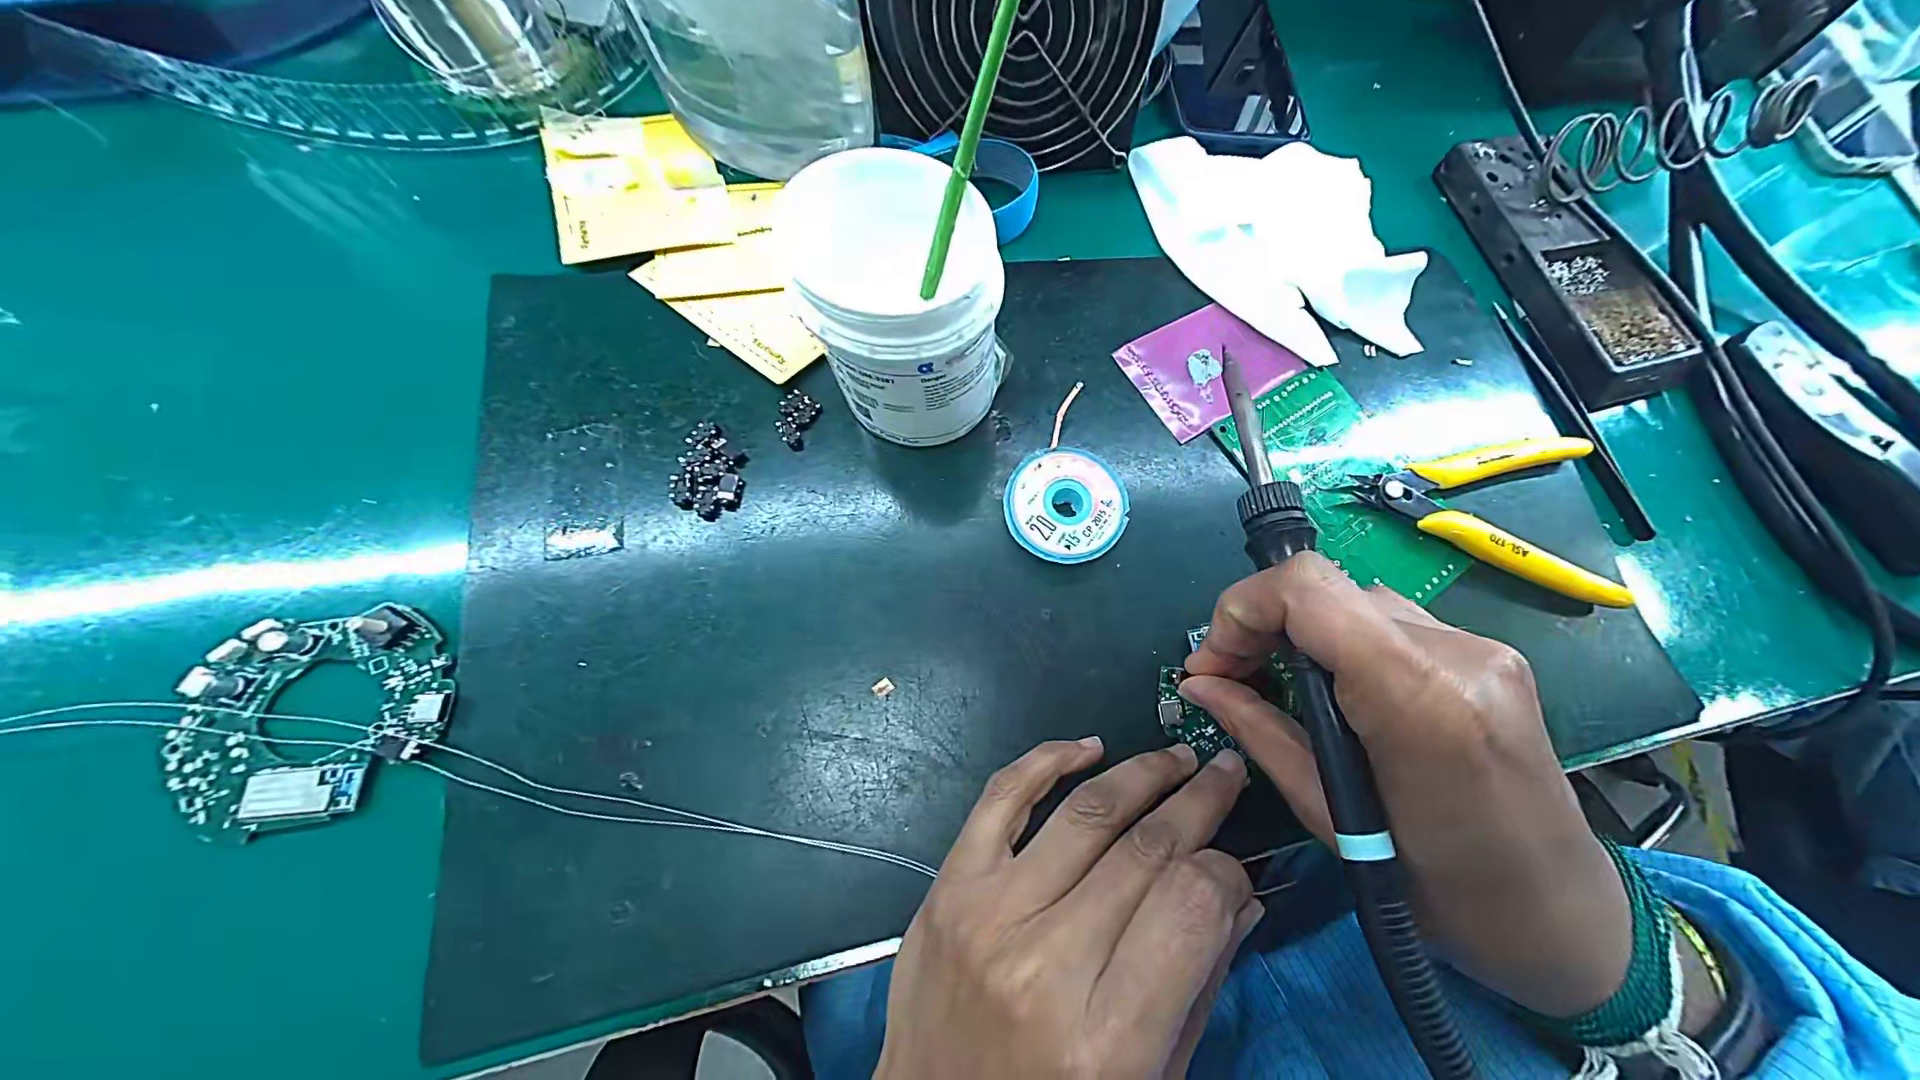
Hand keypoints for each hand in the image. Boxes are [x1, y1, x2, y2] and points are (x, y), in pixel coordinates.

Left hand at [876, 740, 1261, 1079]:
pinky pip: (1002, 798)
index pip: (1189, 907)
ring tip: (1175, 757)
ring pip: (1083, 813)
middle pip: (1142, 851)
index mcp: (1105, 1039)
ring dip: (1139, 772)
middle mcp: (1044, 964)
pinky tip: (1087, 748)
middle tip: (1223, 771)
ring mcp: (988, 914)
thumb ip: (1194, 988)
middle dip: (1197, 801)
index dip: (1224, 871)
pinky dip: (1046, 760)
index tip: (1233, 865)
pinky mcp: (949, 887)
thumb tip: (1237, 893)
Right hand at [1180, 552, 1630, 1017]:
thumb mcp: (1328, 816)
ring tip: (1273, 683)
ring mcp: (1479, 647)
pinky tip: (1327, 688)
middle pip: (1323, 587)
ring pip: (1350, 599)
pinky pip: (1384, 621)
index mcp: (1420, 699)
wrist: (1563, 914)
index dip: (1242, 608)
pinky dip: (1335, 640)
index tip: (1212, 663)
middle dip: (1258, 622)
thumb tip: (1198, 685)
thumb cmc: (1441, 888)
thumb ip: (1259, 731)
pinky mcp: (1486, 652)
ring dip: (1295, 630)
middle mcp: (1457, 653)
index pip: (1308, 590)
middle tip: (1227, 676)